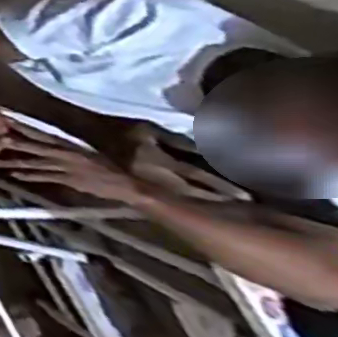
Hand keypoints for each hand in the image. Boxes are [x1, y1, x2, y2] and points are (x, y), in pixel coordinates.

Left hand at [0, 120, 148, 204]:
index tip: (5, 118)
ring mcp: (66, 168)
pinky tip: (15, 175)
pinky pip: (46, 178)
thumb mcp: (84, 150)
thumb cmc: (108, 165)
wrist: (129, 184)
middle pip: (35, 147)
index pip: (41, 133)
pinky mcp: (69, 181)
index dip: (23, 126)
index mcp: (68, 145)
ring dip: (16, 162)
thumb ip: (63, 146)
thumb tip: (44, 139)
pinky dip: (30, 176)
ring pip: (36, 164)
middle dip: (16, 143)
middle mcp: (65, 155)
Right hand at [115, 123, 247, 200]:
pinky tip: (204, 204)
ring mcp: (146, 184)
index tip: (250, 196)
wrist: (87, 132)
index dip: (223, 185)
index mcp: (155, 159)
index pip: (196, 175)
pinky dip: (191, 201)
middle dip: (220, 198)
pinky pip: (171, 196)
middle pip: (194, 192)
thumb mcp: (149, 129)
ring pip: (184, 197)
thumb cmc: (120, 128)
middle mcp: (153, 175)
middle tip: (246, 206)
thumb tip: (214, 156)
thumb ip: (180, 143)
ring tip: (231, 208)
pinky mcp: (141, 187)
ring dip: (207, 202)